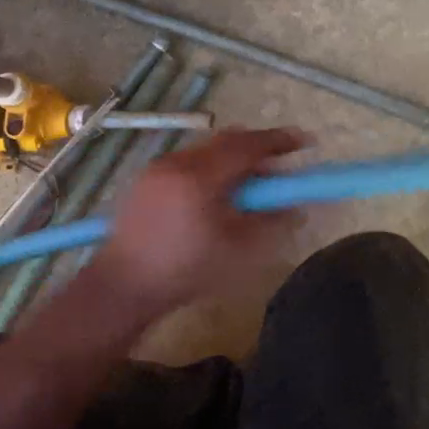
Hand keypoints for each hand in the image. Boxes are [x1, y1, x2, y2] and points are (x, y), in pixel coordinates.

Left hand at [90, 128, 307, 311]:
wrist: (122, 288)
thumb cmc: (185, 271)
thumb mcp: (239, 251)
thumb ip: (272, 223)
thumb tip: (298, 208)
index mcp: (200, 176)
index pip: (249, 145)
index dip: (281, 141)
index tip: (306, 142)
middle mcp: (178, 162)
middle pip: (228, 140)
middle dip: (258, 149)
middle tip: (279, 168)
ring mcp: (158, 168)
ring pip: (208, 149)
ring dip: (234, 159)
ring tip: (249, 187)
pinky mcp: (146, 180)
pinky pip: (190, 161)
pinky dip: (212, 168)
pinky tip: (217, 196)